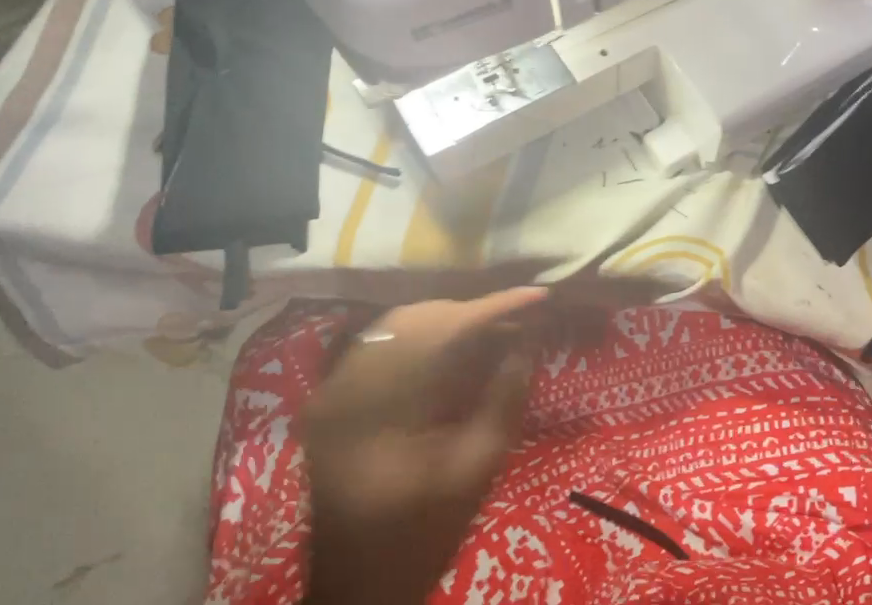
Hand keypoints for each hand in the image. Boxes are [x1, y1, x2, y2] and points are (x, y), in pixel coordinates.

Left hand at [302, 288, 543, 604]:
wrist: (358, 582)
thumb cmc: (424, 530)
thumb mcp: (479, 465)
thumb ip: (505, 395)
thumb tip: (532, 339)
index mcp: (381, 408)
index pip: (445, 331)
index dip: (497, 307)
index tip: (540, 296)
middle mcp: (345, 388)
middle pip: (418, 319)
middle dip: (474, 312)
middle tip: (522, 320)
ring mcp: (331, 393)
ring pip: (398, 326)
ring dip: (449, 322)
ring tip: (495, 333)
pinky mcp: (331, 400)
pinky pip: (381, 345)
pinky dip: (423, 338)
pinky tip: (456, 352)